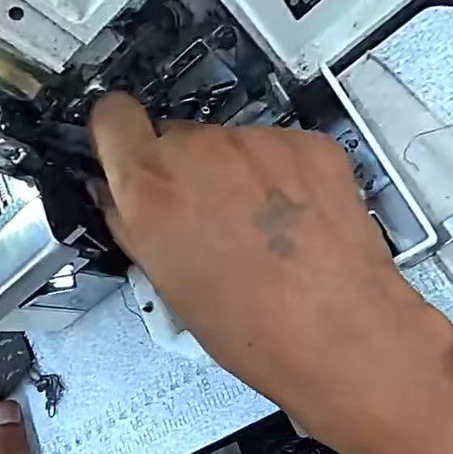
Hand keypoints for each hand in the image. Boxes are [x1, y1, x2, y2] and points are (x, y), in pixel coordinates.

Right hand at [89, 94, 452, 453]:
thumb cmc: (259, 332)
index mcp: (151, 190)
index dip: (123, 139)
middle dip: (191, 173)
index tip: (136, 154)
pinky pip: (284, 149)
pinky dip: (289, 176)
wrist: (339, 334)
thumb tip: (122, 201)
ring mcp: (259, 144)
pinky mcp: (310, 146)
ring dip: (243, 176)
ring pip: (234, 145)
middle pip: (179, 138)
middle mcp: (201, 153)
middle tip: (215, 220)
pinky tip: (300, 225)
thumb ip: (139, 229)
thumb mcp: (173, 289)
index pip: (113, 119)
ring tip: (267, 234)